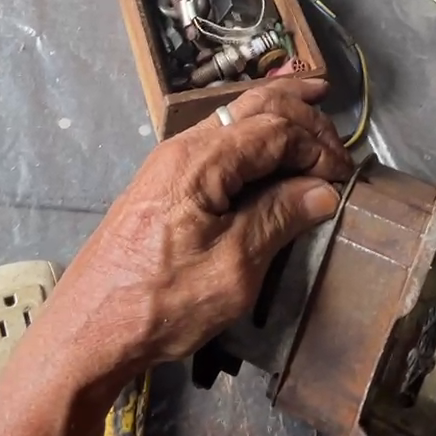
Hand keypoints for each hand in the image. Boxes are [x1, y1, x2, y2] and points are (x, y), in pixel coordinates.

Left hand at [44, 77, 352, 374]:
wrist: (90, 328)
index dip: (316, 146)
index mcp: (200, 160)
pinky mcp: (166, 180)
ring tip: (315, 106)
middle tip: (339, 138)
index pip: (274, 128)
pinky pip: (220, 138)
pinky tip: (270, 144)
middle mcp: (183, 146)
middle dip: (302, 113)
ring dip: (278, 113)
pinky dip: (255, 133)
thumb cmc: (161, 302)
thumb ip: (278, 219)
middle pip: (253, 106)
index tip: (345, 177)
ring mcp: (171, 160)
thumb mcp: (232, 268)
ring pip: (234, 116)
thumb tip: (322, 190)